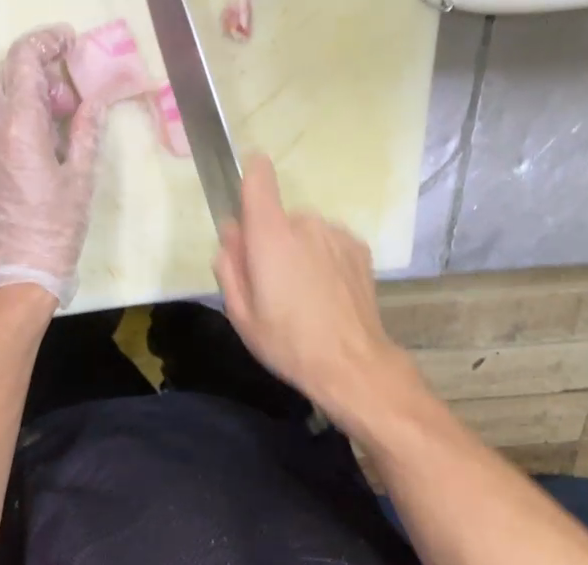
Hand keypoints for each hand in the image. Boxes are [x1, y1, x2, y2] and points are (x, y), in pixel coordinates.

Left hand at [0, 26, 107, 307]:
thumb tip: (93, 101)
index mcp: (18, 129)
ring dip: (27, 98)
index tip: (69, 45)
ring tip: (58, 122)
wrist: (18, 277)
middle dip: (38, 68)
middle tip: (68, 89)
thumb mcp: (80, 180)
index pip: (23, 60)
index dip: (46, 41)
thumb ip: (86, 132)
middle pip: (7, 76)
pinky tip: (38, 150)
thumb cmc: (55, 232)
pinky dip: (15, 126)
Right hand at [213, 155, 418, 410]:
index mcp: (271, 236)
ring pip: (304, 233)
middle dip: (269, 244)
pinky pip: (328, 245)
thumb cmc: (286, 343)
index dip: (249, 179)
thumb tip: (231, 234)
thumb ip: (229, 267)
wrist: (349, 362)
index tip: (245, 199)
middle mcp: (306, 223)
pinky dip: (321, 262)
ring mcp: (337, 234)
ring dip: (297, 254)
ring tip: (300, 298)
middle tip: (269, 289)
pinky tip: (323, 297)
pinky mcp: (358, 248)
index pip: (258, 179)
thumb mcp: (241, 315)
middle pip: (278, 219)